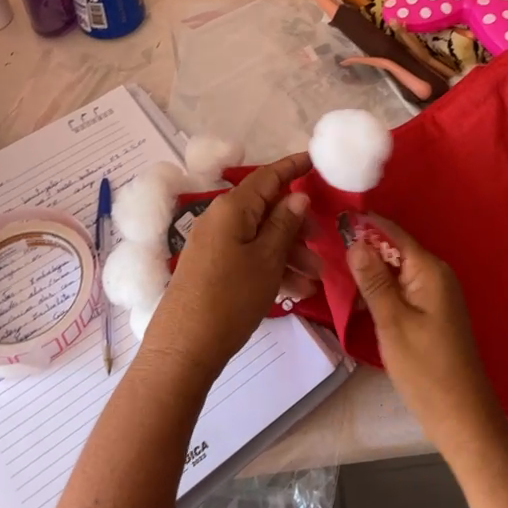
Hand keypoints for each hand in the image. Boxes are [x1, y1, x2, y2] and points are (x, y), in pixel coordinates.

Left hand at [141, 153, 317, 373]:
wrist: (184, 348)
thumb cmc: (231, 298)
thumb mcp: (267, 259)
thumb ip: (284, 224)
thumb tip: (297, 195)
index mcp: (232, 207)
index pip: (268, 175)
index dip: (293, 166)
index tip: (316, 159)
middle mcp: (221, 219)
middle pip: (267, 209)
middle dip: (298, 225)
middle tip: (323, 243)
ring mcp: (215, 244)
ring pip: (261, 237)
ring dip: (290, 253)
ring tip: (316, 279)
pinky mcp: (213, 268)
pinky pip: (249, 257)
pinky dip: (273, 268)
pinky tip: (297, 291)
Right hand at [346, 217, 507, 451]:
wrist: (463, 418)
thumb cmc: (426, 370)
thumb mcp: (392, 323)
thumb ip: (374, 280)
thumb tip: (356, 241)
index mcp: (430, 270)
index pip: (392, 232)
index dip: (363, 226)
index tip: (331, 222)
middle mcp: (437, 274)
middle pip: (394, 249)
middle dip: (364, 248)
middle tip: (326, 251)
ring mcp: (437, 293)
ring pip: (397, 269)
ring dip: (371, 271)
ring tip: (336, 271)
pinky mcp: (434, 312)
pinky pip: (404, 287)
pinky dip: (383, 289)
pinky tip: (361, 297)